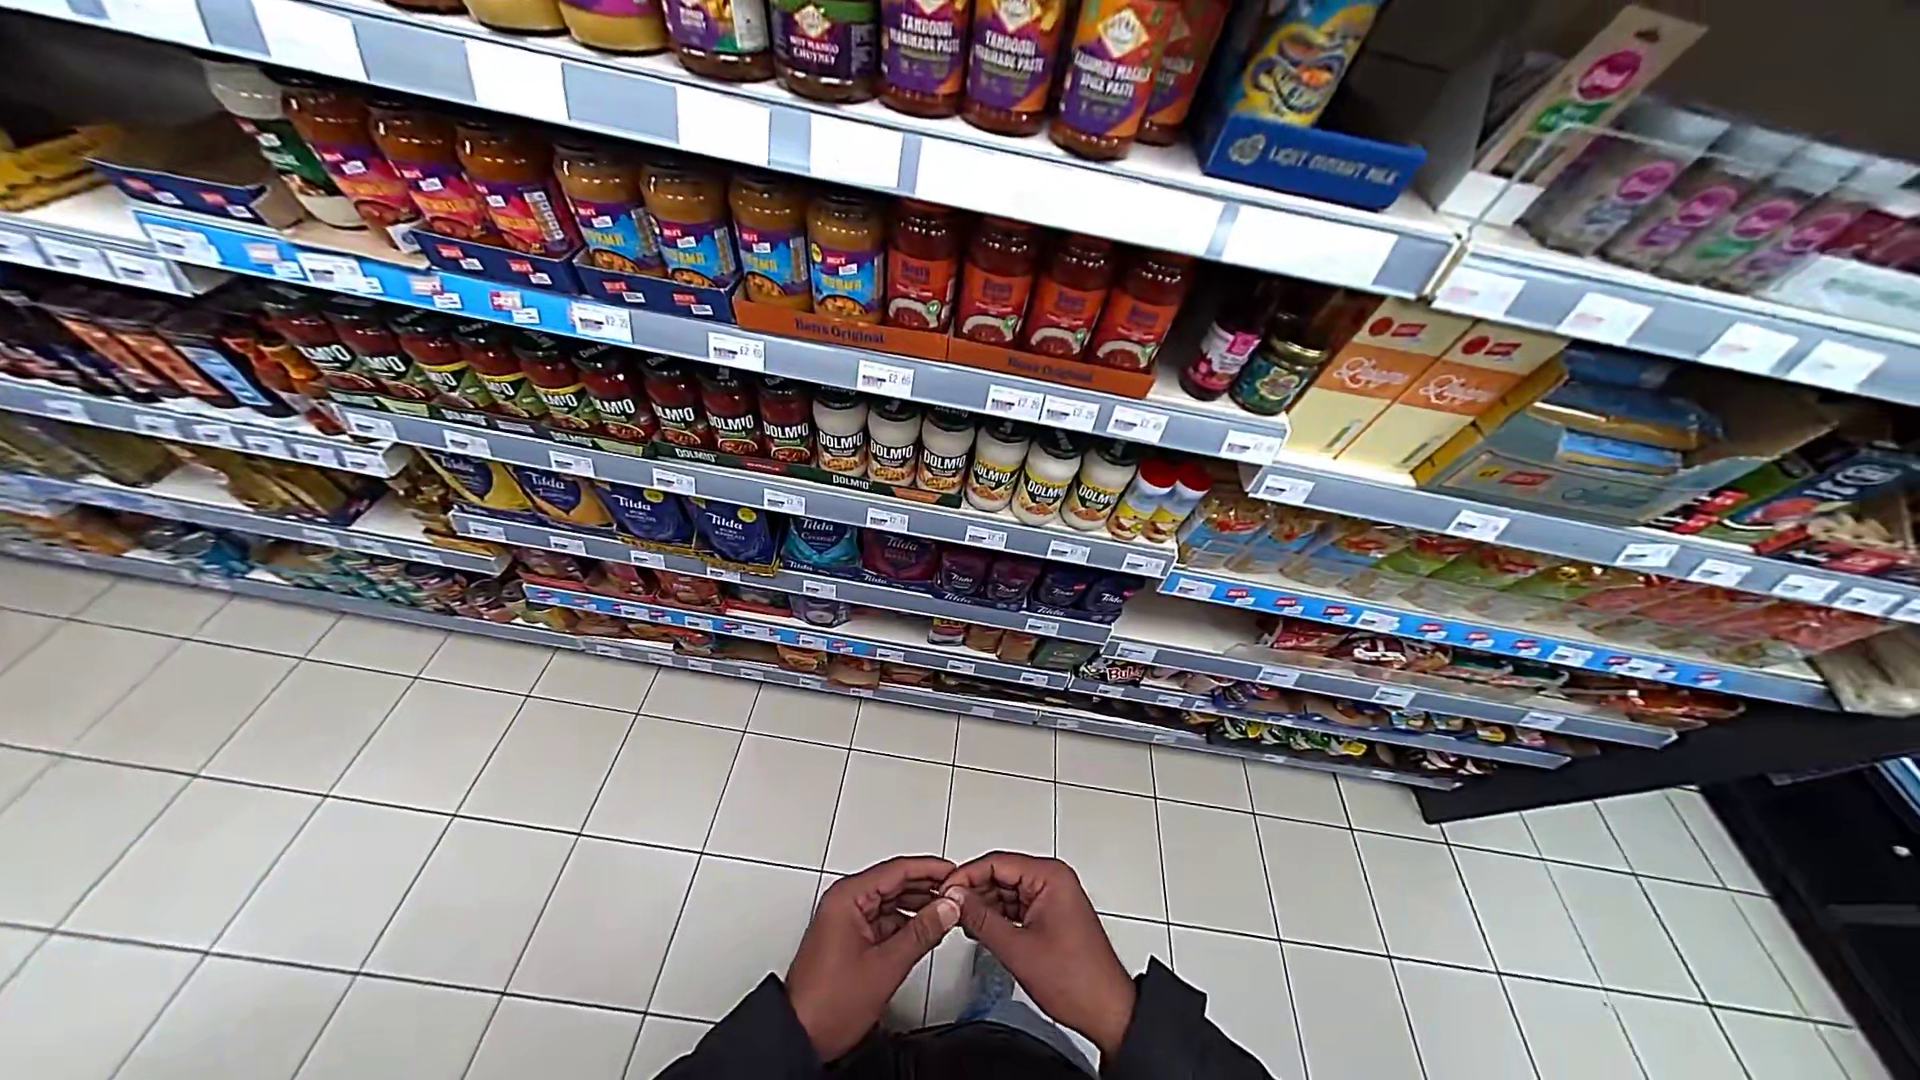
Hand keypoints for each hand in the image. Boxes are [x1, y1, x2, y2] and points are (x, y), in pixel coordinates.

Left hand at [785, 855, 959, 1061]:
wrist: (799, 1038)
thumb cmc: (826, 1004)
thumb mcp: (885, 965)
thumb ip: (921, 932)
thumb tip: (947, 907)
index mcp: (848, 897)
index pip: (897, 870)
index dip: (929, 869)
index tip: (954, 871)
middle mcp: (845, 901)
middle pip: (894, 882)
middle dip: (927, 886)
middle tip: (956, 892)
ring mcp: (847, 918)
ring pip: (891, 900)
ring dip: (918, 905)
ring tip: (946, 910)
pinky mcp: (850, 936)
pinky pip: (884, 918)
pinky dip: (906, 922)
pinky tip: (925, 929)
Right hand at [942, 852, 1136, 1057]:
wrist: (1106, 1011)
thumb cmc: (1078, 980)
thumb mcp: (1018, 948)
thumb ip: (982, 919)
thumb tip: (957, 899)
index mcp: (1050, 876)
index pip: (997, 862)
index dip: (967, 876)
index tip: (946, 890)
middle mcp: (1052, 879)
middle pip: (1001, 873)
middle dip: (974, 891)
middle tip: (950, 907)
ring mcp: (1051, 895)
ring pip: (1006, 890)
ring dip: (984, 905)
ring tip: (962, 920)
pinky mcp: (1049, 912)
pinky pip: (1015, 904)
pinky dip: (997, 916)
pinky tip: (981, 928)